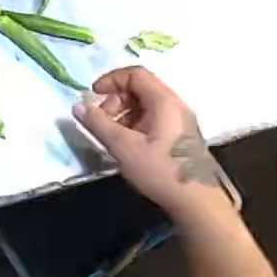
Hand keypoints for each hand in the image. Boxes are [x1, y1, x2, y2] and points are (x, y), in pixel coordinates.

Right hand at [73, 66, 233, 223]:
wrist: (197, 202)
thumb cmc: (160, 171)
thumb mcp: (123, 147)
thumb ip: (99, 124)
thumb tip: (78, 106)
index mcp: (164, 101)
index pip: (135, 74)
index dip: (111, 80)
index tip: (93, 96)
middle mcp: (174, 105)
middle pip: (140, 88)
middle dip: (115, 100)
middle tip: (102, 122)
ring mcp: (179, 120)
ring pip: (146, 105)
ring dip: (124, 114)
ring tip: (113, 137)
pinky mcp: (180, 136)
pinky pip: (154, 119)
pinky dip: (136, 124)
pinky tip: (128, 146)